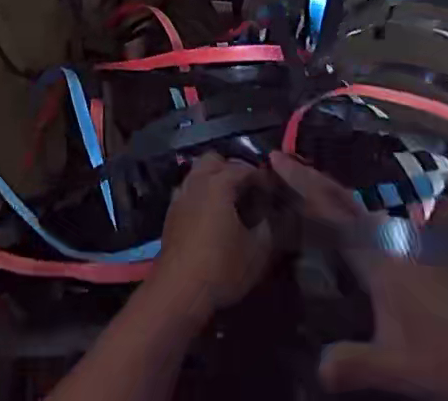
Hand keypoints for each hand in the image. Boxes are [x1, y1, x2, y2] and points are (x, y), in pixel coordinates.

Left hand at [143, 154, 274, 319]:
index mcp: (217, 185)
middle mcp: (195, 182)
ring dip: (216, 177)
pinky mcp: (172, 209)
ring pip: (198, 171)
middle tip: (253, 189)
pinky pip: (189, 187)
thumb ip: (269, 226)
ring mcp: (180, 194)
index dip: (261, 176)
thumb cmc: (223, 267)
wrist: (180, 286)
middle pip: (214, 160)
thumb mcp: (258, 250)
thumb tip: (274, 212)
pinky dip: (203, 189)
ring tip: (235, 198)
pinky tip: (214, 210)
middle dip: (234, 168)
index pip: (242, 169)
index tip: (275, 188)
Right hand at [265, 154, 447, 400]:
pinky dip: (354, 214)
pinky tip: (352, 224)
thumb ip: (354, 363)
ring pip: (365, 211)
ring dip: (335, 194)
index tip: (275, 158)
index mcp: (380, 261)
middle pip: (348, 201)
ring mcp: (410, 255)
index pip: (334, 212)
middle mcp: (393, 248)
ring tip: (310, 186)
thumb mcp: (398, 367)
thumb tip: (315, 366)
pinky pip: (376, 226)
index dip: (303, 184)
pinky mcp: (421, 267)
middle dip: (315, 179)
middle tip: (284, 162)